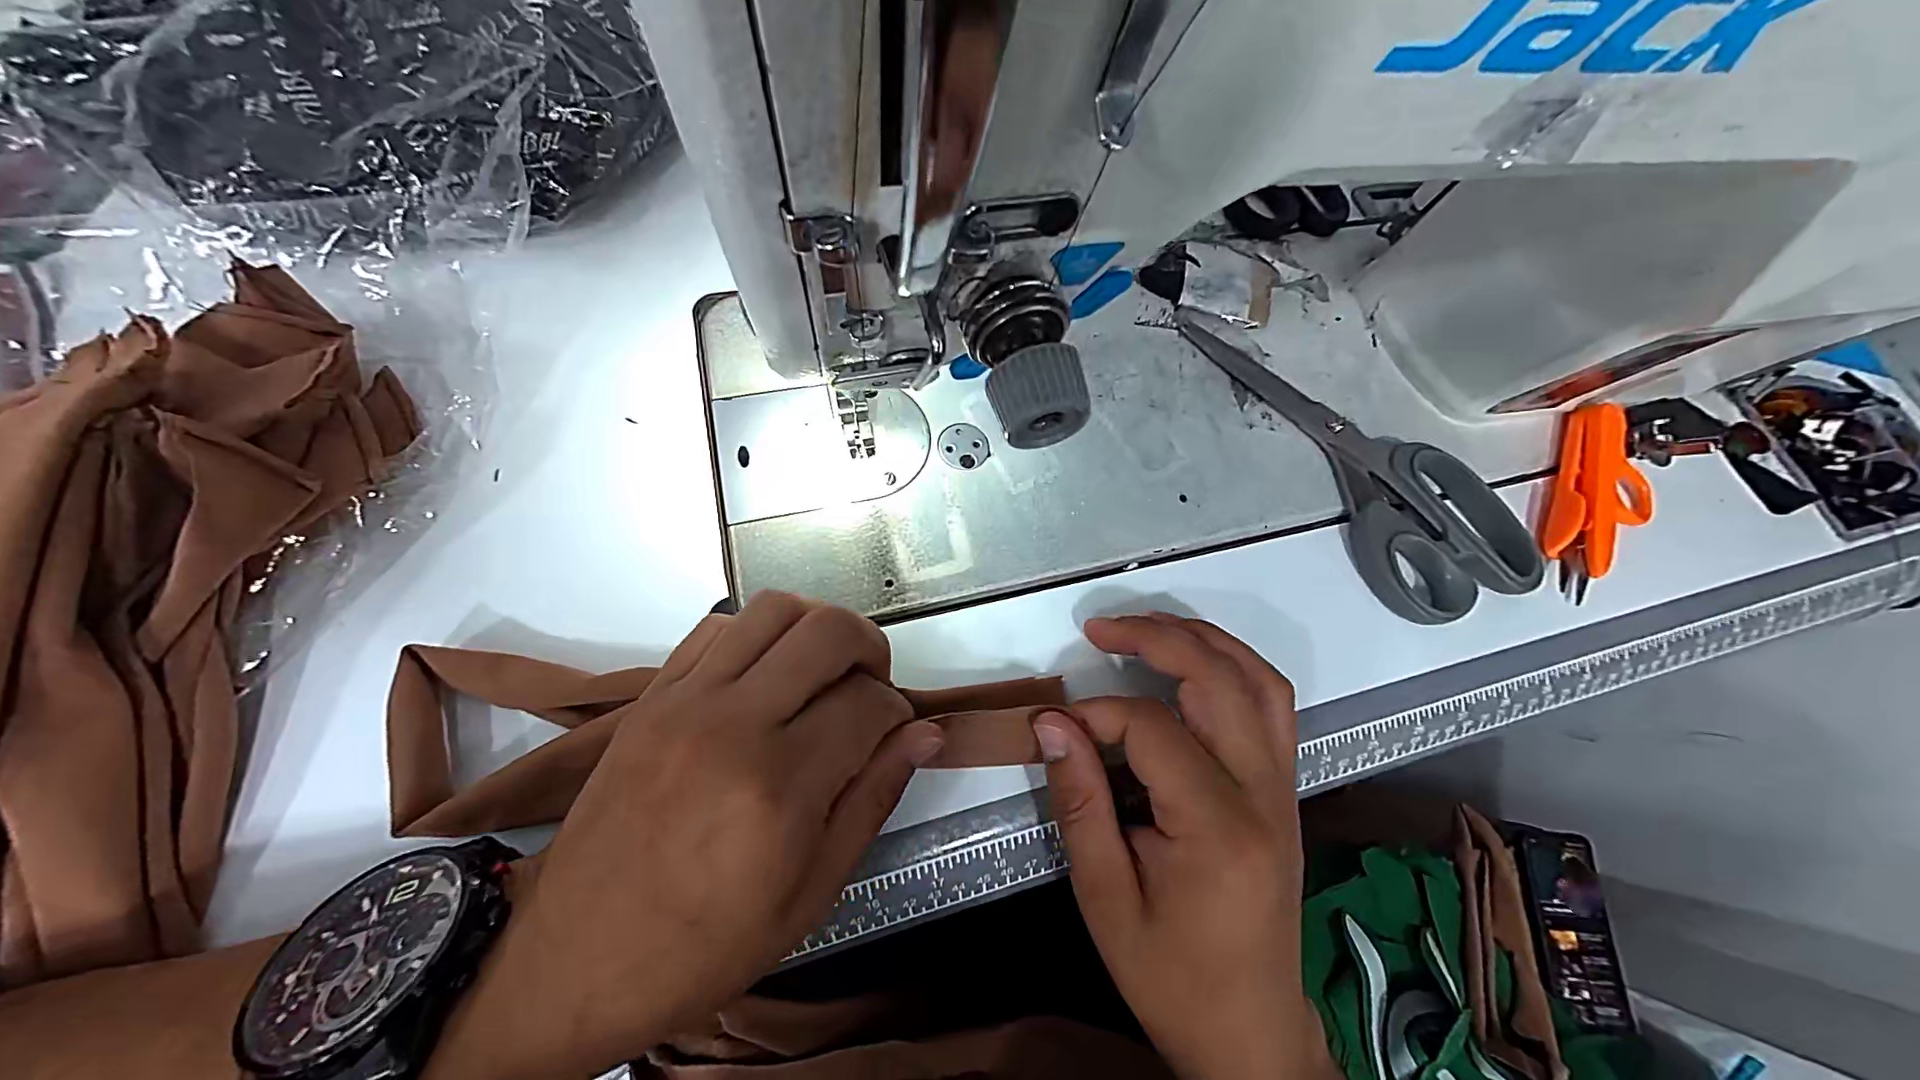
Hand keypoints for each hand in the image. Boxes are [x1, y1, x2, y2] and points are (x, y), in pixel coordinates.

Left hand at [426, 593, 945, 1079]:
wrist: (571, 960)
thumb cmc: (704, 945)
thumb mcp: (810, 894)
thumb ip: (873, 799)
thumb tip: (926, 733)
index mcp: (779, 787)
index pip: (868, 704)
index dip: (898, 713)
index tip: (895, 733)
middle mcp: (733, 725)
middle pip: (829, 632)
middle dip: (870, 648)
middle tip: (870, 688)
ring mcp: (684, 701)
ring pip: (775, 608)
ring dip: (817, 627)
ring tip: (823, 671)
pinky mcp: (650, 696)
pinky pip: (718, 627)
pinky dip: (758, 634)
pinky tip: (765, 675)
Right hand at [1032, 614, 1337, 1079]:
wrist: (1250, 1029)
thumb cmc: (1170, 974)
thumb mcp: (1105, 895)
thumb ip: (1079, 800)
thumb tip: (1053, 723)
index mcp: (1218, 827)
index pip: (1152, 729)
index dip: (1097, 714)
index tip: (1056, 726)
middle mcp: (1264, 794)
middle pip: (1219, 681)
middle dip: (1157, 638)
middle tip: (1100, 627)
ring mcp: (1284, 787)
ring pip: (1259, 680)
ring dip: (1203, 640)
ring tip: (1146, 627)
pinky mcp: (1285, 789)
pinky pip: (1271, 704)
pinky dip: (1232, 666)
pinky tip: (1193, 663)